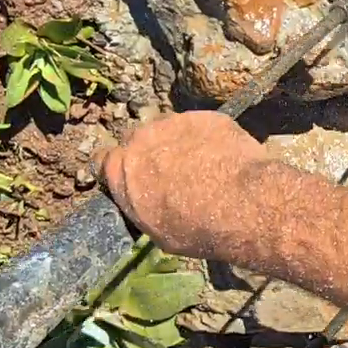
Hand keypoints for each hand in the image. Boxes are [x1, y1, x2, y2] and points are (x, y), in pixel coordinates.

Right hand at [97, 111, 275, 260]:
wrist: (241, 205)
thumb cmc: (196, 229)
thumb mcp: (158, 232)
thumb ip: (144, 205)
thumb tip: (150, 202)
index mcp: (122, 170)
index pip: (105, 160)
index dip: (122, 169)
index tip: (135, 179)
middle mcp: (141, 138)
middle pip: (139, 140)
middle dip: (152, 153)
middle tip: (175, 173)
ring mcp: (175, 122)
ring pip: (171, 128)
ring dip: (181, 142)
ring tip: (204, 166)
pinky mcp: (206, 116)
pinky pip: (202, 125)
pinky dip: (209, 137)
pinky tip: (224, 157)